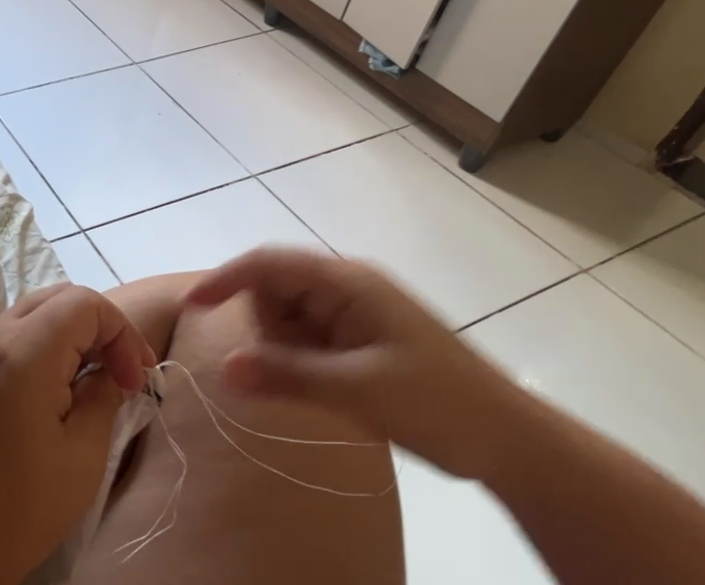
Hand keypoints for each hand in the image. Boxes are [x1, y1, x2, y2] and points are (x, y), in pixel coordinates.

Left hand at [0, 284, 155, 581]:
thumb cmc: (22, 505)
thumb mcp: (83, 454)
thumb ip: (103, 397)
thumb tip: (112, 372)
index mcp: (22, 350)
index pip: (84, 303)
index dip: (121, 333)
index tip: (137, 381)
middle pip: (60, 297)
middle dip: (101, 327)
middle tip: (126, 375)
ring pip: (38, 311)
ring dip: (76, 333)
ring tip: (101, 381)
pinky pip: (19, 332)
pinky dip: (50, 344)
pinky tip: (66, 386)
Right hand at [187, 247, 529, 481]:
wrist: (512, 441)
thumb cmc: (439, 405)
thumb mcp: (357, 391)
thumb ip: (287, 375)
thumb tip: (222, 369)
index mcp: (347, 282)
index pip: (269, 264)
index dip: (225, 278)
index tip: (191, 306)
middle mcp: (346, 286)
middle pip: (274, 289)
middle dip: (266, 327)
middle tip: (291, 373)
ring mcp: (355, 311)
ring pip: (289, 315)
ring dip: (285, 348)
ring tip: (321, 388)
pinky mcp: (361, 336)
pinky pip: (309, 337)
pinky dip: (302, 359)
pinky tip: (328, 389)